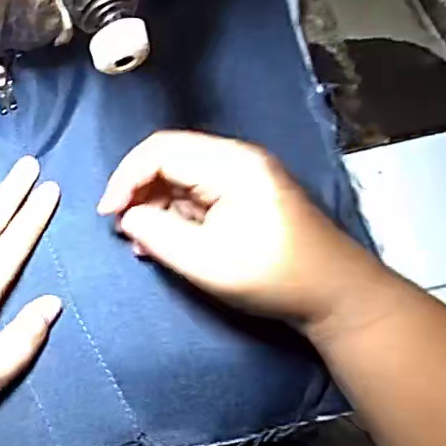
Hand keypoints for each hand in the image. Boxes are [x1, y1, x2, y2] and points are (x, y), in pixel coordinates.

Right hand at [97, 130, 401, 342]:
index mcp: (231, 164)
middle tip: (121, 226)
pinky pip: (195, 193)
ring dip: (153, 204)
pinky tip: (163, 241)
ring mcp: (242, 176)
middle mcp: (236, 160)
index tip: (109, 214)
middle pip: (168, 157)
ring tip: (141, 241)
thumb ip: (158, 234)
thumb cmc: (274, 277)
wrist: (336, 294)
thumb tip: (128, 217)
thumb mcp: (206, 261)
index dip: (126, 178)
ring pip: (179, 176)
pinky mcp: (243, 195)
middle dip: (137, 189)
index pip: (161, 150)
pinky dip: (173, 213)